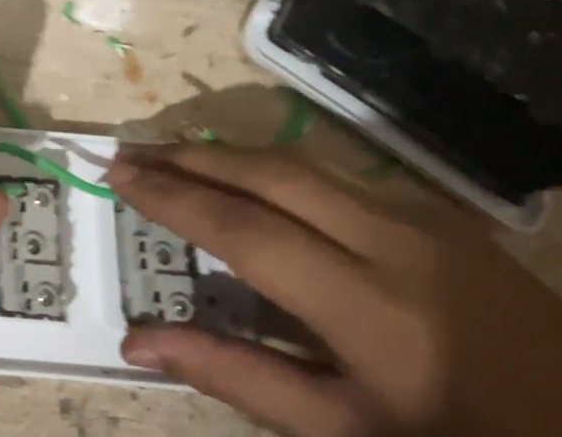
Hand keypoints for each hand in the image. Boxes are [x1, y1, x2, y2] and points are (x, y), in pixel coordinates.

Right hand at [110, 144, 561, 436]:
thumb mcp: (346, 434)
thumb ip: (237, 376)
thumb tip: (135, 341)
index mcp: (370, 307)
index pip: (242, 227)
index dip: (170, 195)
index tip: (115, 174)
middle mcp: (396, 241)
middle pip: (267, 171)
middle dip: (188, 155)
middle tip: (126, 153)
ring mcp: (427, 220)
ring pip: (302, 163)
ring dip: (228, 156)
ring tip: (171, 160)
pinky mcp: (446, 218)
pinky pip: (340, 178)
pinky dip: (275, 171)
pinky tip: (252, 187)